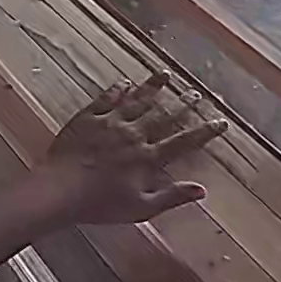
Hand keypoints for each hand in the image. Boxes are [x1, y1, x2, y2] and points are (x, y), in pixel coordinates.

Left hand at [29, 73, 228, 226]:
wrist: (60, 188)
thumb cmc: (99, 203)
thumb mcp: (140, 208)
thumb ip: (171, 197)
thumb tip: (202, 190)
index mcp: (147, 157)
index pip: (183, 142)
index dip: (204, 132)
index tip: (220, 121)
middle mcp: (132, 135)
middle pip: (162, 115)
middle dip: (182, 103)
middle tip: (196, 92)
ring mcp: (108, 123)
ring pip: (135, 100)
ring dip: (152, 87)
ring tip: (165, 74)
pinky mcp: (87, 118)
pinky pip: (105, 99)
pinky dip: (117, 90)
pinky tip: (125, 82)